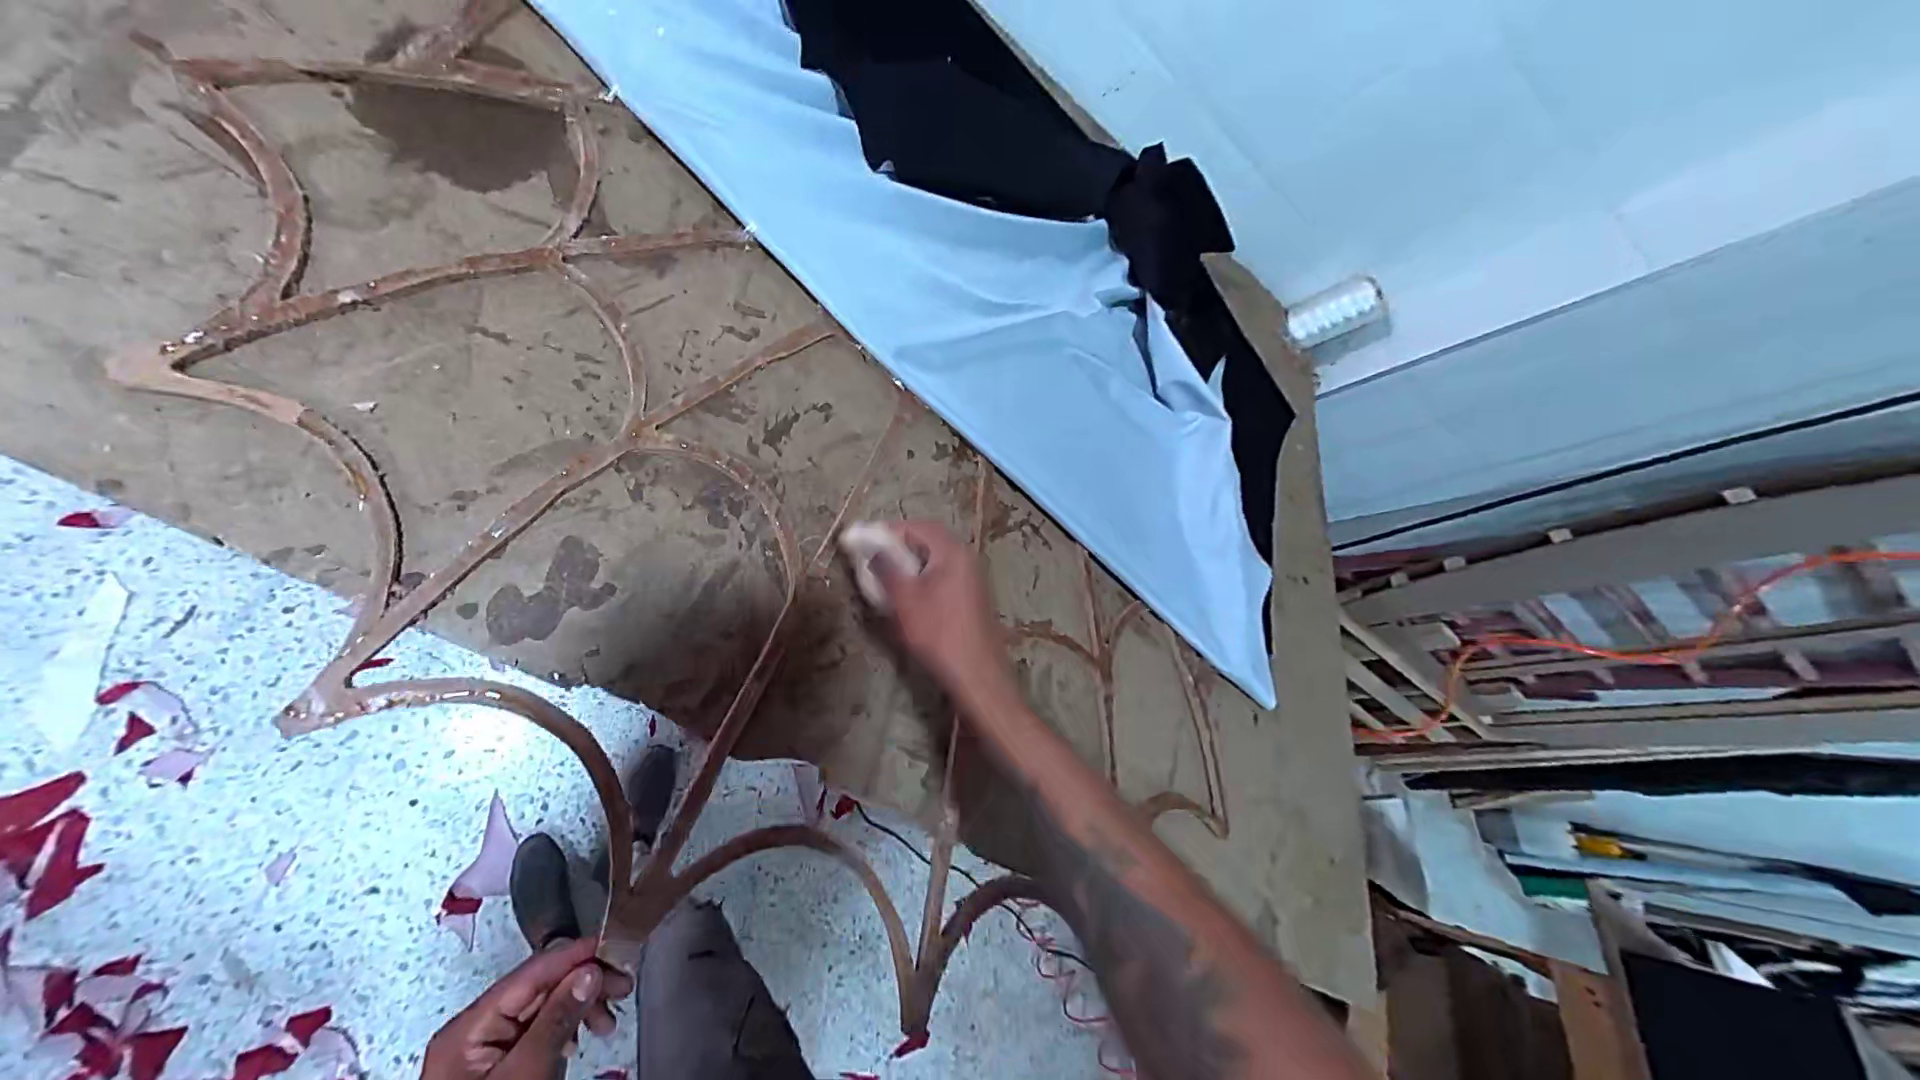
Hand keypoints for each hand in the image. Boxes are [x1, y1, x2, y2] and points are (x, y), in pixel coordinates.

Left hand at [422, 938, 633, 1079]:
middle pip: (540, 986)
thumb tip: (590, 970)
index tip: (618, 954)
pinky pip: (540, 1028)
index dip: (577, 957)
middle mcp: (476, 1028)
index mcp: (470, 1026)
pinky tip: (583, 1037)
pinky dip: (568, 1026)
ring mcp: (487, 1047)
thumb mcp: (526, 1074)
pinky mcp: (501, 1063)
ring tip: (607, 1023)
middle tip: (624, 990)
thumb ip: (557, 1018)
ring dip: (581, 1006)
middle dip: (584, 985)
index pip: (532, 972)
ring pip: (544, 1005)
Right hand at [870, 521, 1010, 696]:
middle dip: (898, 545)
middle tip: (872, 556)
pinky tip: (909, 596)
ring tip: (885, 577)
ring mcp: (972, 577)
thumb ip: (885, 568)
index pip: (917, 526)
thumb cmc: (938, 633)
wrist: (976, 673)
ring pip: (935, 559)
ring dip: (910, 562)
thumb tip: (872, 549)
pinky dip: (922, 577)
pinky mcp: (972, 596)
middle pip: (928, 540)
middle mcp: (966, 558)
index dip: (888, 531)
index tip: (863, 540)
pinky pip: (943, 575)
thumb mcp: (904, 600)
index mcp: (952, 552)